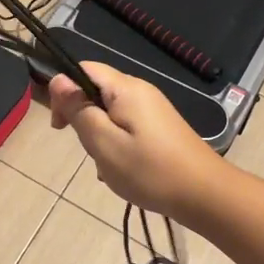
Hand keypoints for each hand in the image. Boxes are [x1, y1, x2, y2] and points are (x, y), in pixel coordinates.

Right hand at [48, 63, 231, 221]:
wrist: (204, 194)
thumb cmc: (149, 170)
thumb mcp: (103, 142)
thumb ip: (79, 110)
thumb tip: (58, 80)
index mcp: (125, 88)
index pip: (84, 68)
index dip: (64, 91)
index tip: (60, 125)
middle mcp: (140, 90)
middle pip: (97, 91)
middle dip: (84, 118)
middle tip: (89, 150)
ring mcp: (153, 108)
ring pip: (110, 112)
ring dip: (101, 136)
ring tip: (108, 165)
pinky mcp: (160, 126)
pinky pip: (127, 126)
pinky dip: (118, 144)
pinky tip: (123, 170)